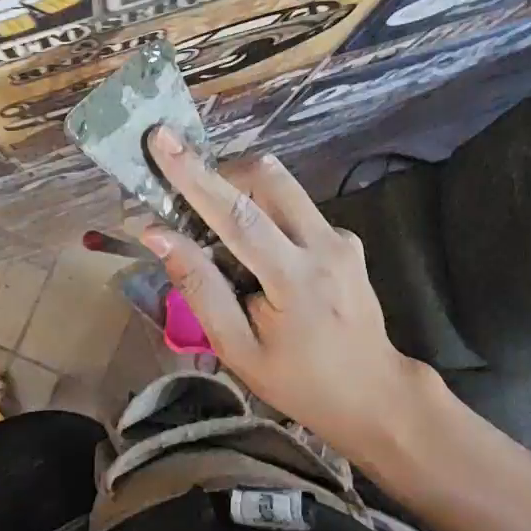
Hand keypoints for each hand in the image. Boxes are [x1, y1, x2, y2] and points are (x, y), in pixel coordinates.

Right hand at [141, 127, 429, 459]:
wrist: (374, 393)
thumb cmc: (299, 382)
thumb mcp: (237, 348)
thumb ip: (199, 288)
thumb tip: (156, 234)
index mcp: (295, 280)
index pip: (238, 215)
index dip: (195, 175)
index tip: (162, 138)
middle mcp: (325, 245)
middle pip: (267, 177)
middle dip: (222, 175)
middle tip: (192, 204)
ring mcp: (342, 237)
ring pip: (283, 185)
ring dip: (243, 193)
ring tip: (221, 235)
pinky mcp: (348, 238)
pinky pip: (296, 208)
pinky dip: (266, 215)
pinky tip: (260, 259)